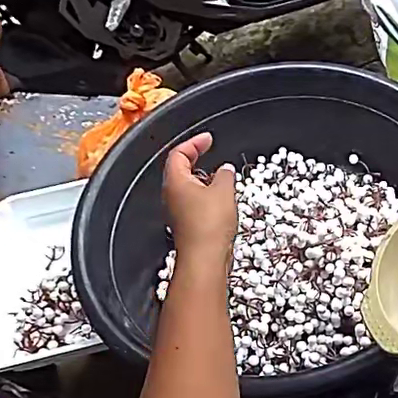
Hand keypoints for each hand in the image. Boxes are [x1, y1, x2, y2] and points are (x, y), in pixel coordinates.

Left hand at [162, 132, 237, 258]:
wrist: (205, 258)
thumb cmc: (209, 225)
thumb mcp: (223, 191)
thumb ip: (225, 175)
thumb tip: (226, 170)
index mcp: (175, 181)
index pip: (179, 153)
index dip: (194, 143)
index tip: (207, 139)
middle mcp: (171, 195)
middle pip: (180, 170)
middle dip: (196, 160)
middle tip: (210, 153)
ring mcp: (177, 212)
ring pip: (187, 188)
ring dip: (203, 180)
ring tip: (220, 179)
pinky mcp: (186, 225)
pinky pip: (193, 204)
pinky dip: (205, 197)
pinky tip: (220, 202)